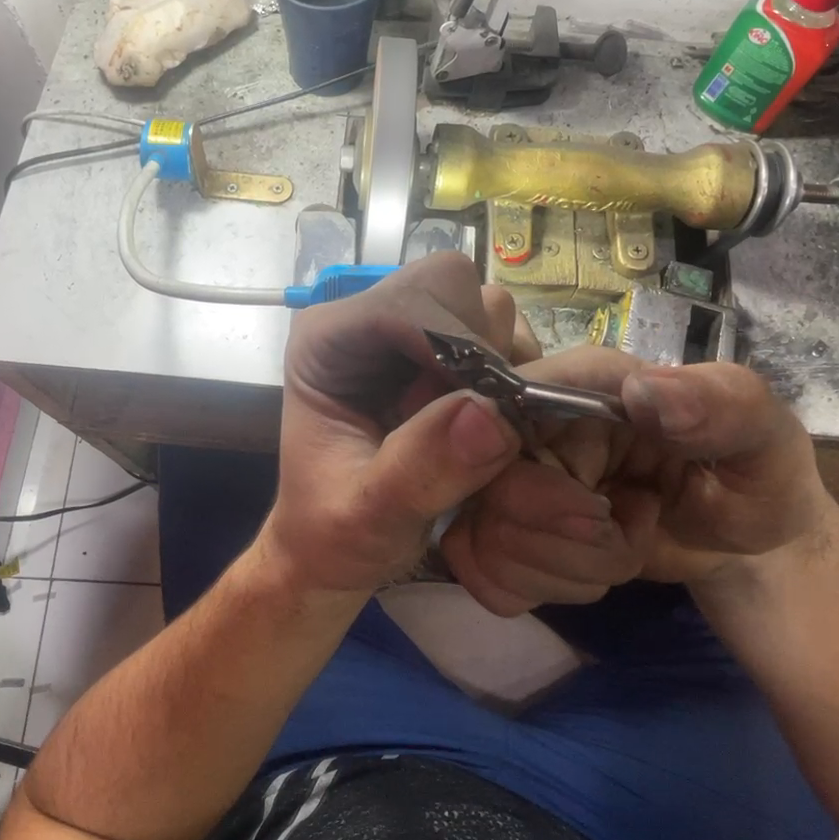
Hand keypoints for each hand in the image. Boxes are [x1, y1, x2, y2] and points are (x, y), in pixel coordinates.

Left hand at [261, 253, 535, 593]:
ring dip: (500, 366)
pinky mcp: (443, 354)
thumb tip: (491, 412)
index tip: (482, 409)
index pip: (406, 299)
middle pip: (451, 285)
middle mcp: (366, 320)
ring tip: (473, 433)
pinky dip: (513, 379)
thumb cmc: (334, 534)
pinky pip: (502, 338)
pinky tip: (488, 430)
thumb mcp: (367, 517)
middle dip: (479, 349)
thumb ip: (420, 468)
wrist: (336, 554)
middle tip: (475, 424)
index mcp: (325, 340)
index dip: (454, 345)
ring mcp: (410, 332)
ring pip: (485, 307)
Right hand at [441, 347, 837, 615]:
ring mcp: (507, 478)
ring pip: (484, 537)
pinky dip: (540, 589)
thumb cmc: (750, 477)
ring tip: (622, 547)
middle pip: (487, 487)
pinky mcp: (501, 528)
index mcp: (580, 381)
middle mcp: (528, 423)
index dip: (535, 472)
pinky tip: (585, 573)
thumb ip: (720, 405)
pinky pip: (480, 572)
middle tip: (631, 527)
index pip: (504, 409)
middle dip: (569, 537)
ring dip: (568, 568)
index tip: (597, 509)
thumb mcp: (761, 436)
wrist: (741, 543)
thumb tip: (646, 391)